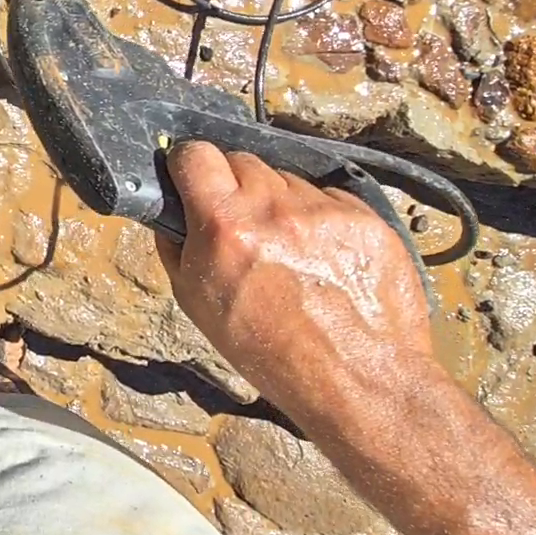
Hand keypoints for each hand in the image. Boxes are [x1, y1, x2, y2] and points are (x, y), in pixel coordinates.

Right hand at [156, 141, 436, 425]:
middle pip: (241, 160)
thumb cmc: (265, 346)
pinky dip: (317, 215)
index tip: (191, 179)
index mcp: (224, 225)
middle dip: (233, 184)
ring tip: (285, 245)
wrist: (356, 380)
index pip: (196, 154)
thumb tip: (170, 210)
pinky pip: (328, 196)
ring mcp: (323, 210)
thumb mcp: (193, 299)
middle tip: (238, 220)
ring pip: (284, 178)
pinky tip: (319, 253)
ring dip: (276, 200)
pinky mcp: (366, 218)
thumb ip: (176, 243)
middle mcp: (273, 208)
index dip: (188, 163)